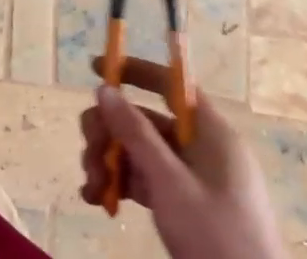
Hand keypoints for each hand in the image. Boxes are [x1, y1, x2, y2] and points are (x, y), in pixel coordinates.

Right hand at [81, 56, 286, 258]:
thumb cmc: (217, 237)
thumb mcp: (170, 183)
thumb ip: (135, 133)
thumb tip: (104, 89)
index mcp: (212, 136)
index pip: (174, 86)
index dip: (136, 72)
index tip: (95, 69)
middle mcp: (202, 150)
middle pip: (144, 120)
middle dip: (109, 132)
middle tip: (89, 152)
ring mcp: (193, 178)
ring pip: (138, 151)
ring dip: (108, 161)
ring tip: (93, 187)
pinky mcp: (184, 204)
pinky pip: (143, 179)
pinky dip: (120, 184)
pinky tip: (97, 199)